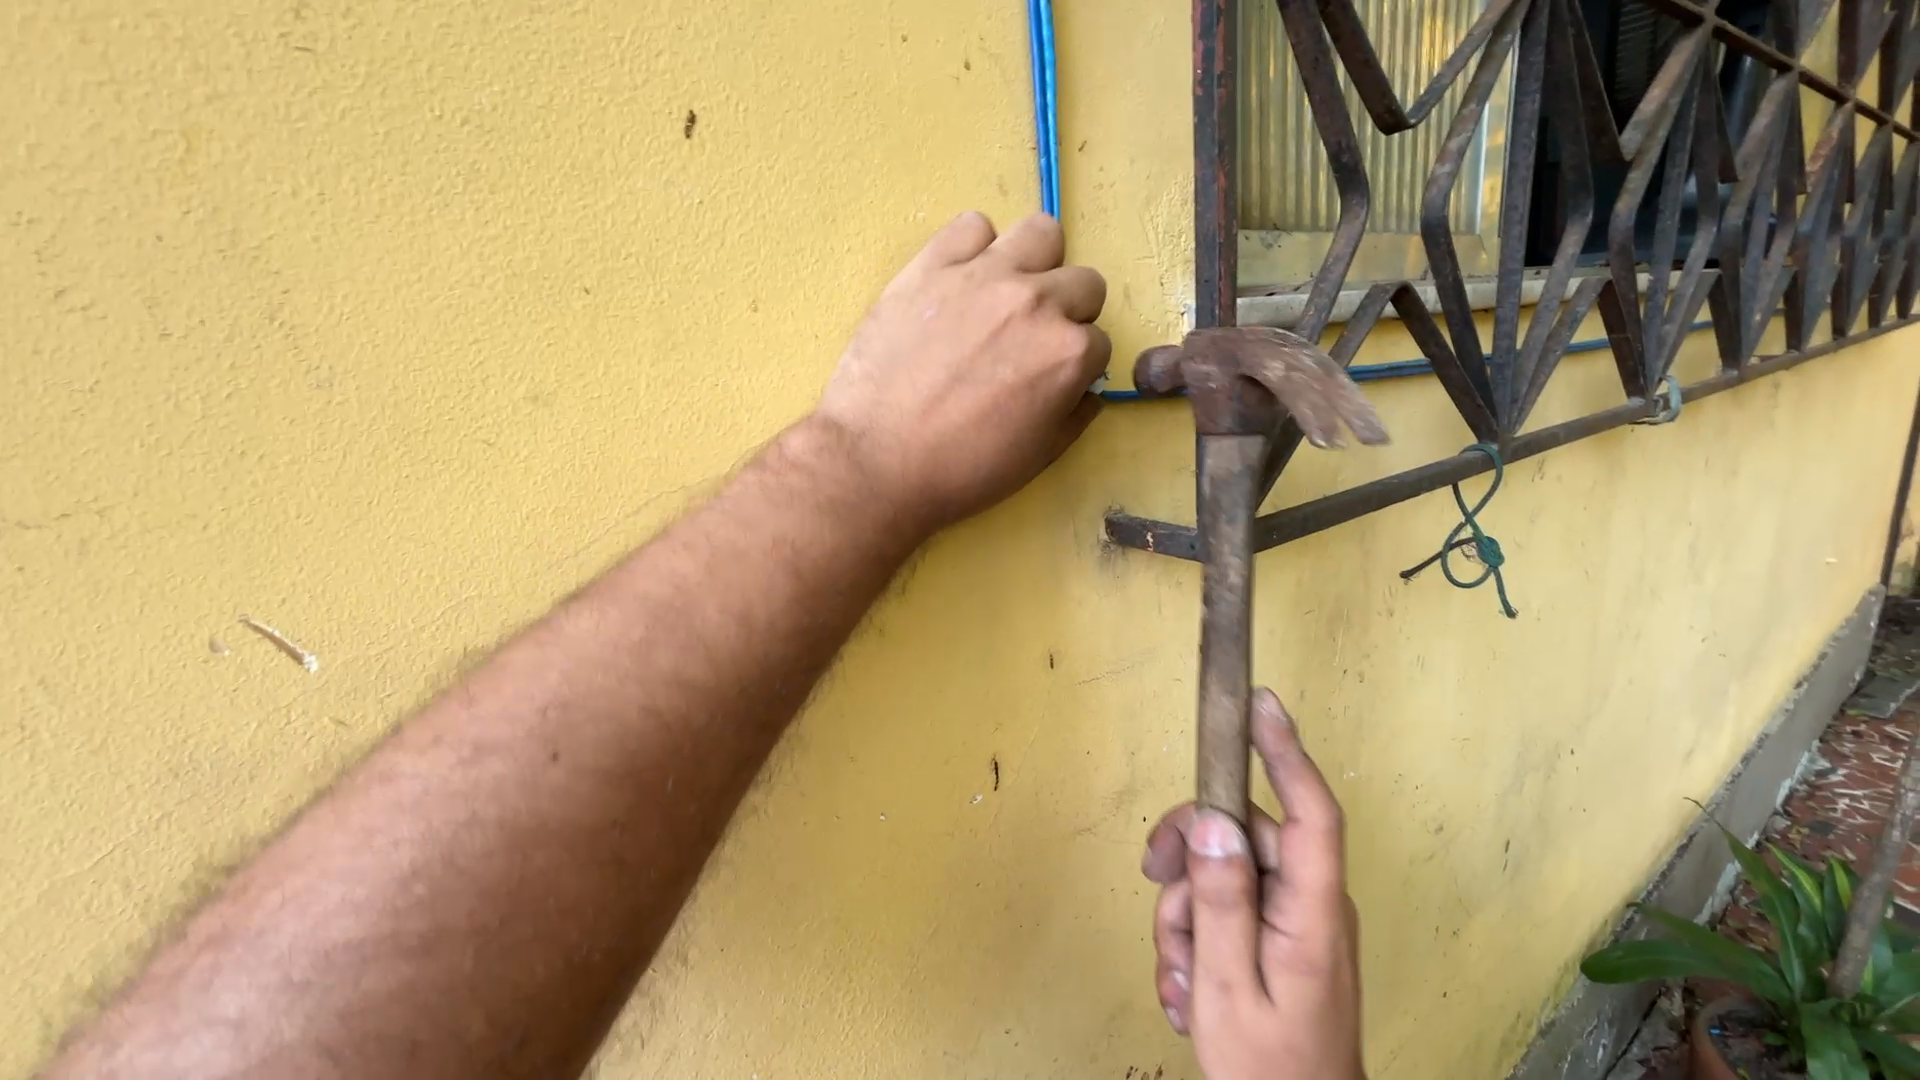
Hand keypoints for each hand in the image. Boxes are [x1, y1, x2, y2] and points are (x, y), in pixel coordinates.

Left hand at [814, 211, 1109, 532]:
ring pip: (1041, 233)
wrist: (878, 460)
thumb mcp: (1041, 456)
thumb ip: (1076, 413)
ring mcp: (984, 276)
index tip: (1047, 379)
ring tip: (1003, 297)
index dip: (1075, 364)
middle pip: (1082, 282)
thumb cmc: (962, 470)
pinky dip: (974, 248)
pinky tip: (957, 283)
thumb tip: (1084, 387)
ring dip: (1035, 264)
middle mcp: (1038, 302)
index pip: (1098, 341)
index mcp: (1070, 353)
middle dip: (1066, 313)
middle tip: (1026, 342)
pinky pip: (973, 225)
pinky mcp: (932, 264)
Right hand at [1141, 690, 1364, 1079]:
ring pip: (1223, 871)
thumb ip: (1219, 900)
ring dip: (1187, 915)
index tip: (1260, 703)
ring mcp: (1294, 919)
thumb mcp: (1225, 984)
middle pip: (1242, 835)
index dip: (1285, 752)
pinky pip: (1226, 907)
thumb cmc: (1266, 1067)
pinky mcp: (1277, 935)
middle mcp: (1311, 901)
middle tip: (1156, 886)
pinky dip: (1196, 937)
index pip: (1308, 812)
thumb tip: (1211, 822)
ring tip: (1182, 975)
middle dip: (1190, 860)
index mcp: (1313, 911)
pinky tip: (1190, 985)